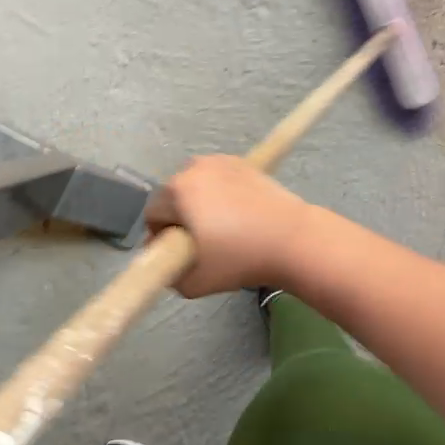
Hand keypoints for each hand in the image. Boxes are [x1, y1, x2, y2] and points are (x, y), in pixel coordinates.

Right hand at [146, 154, 312, 297]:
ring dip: (198, 202)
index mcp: (177, 191)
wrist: (290, 238)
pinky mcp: (242, 162)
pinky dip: (219, 191)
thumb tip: (164, 260)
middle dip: (180, 217)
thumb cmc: (239, 259)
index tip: (179, 253)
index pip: (153, 215)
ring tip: (220, 226)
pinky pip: (217, 177)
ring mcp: (220, 161)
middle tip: (200, 242)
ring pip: (196, 184)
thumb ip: (167, 275)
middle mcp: (194, 168)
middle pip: (173, 195)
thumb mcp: (193, 284)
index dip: (160, 237)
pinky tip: (236, 212)